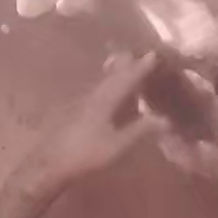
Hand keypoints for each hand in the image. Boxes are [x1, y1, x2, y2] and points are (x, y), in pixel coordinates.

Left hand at [7, 50, 165, 202]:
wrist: (51, 163)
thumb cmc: (86, 154)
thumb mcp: (118, 145)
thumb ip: (140, 130)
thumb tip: (165, 119)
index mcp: (106, 100)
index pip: (127, 79)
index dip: (141, 67)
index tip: (153, 54)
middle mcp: (95, 95)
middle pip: (113, 75)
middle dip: (128, 65)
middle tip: (140, 55)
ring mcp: (83, 102)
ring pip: (104, 82)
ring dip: (117, 73)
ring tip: (127, 65)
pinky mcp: (76, 111)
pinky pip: (98, 90)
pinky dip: (108, 84)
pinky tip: (108, 90)